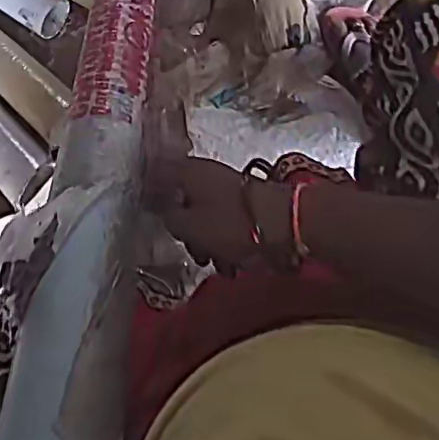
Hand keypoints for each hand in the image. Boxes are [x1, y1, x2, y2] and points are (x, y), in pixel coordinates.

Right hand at [147, 157, 294, 273]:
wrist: (282, 222)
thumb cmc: (229, 223)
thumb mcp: (190, 227)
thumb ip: (171, 221)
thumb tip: (168, 217)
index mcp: (186, 171)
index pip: (160, 180)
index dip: (156, 202)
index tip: (161, 225)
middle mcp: (205, 173)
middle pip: (185, 202)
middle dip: (190, 233)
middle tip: (198, 255)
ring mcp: (227, 185)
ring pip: (207, 214)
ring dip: (210, 241)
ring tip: (222, 268)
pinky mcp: (245, 201)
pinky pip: (227, 220)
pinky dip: (227, 239)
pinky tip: (235, 264)